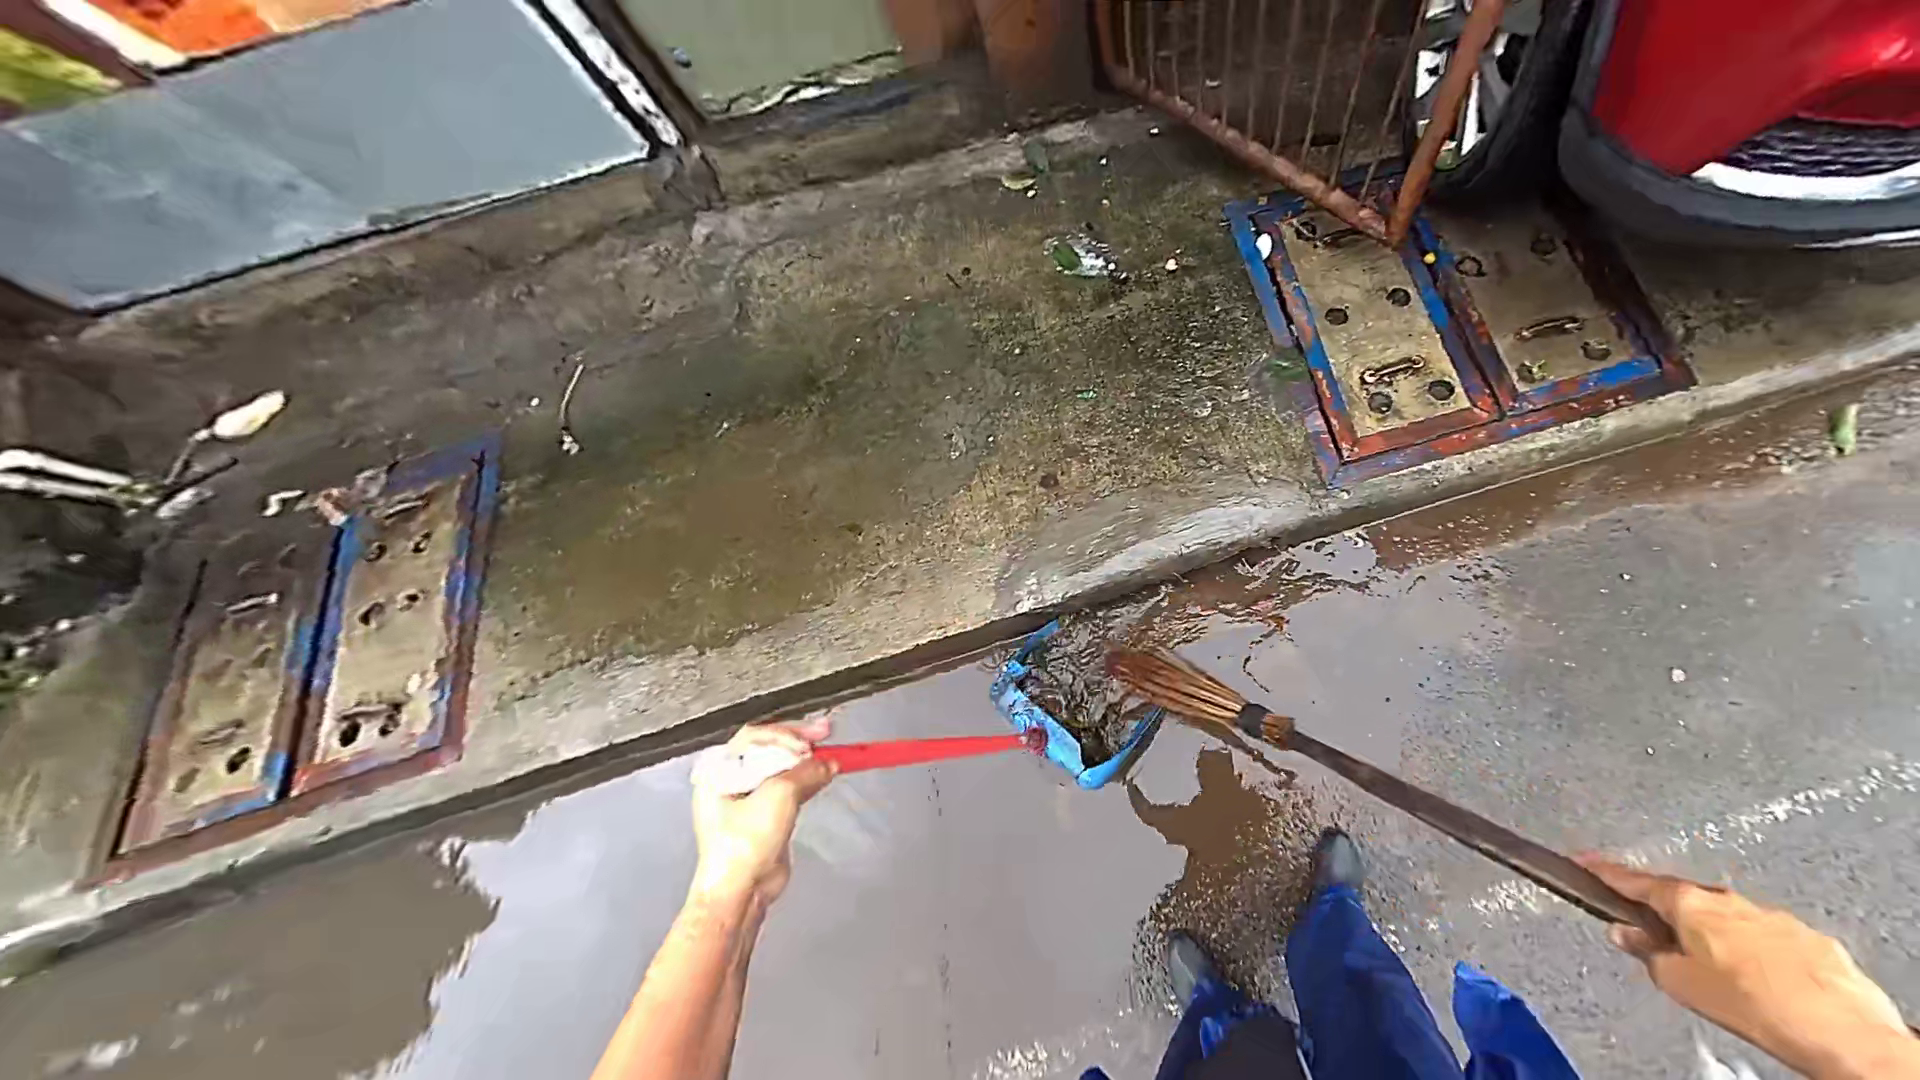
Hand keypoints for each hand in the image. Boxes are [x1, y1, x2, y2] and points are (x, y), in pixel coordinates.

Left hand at [689, 716, 836, 905]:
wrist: (741, 892)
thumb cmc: (747, 840)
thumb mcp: (779, 795)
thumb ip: (807, 771)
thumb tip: (831, 762)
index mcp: (718, 770)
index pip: (755, 736)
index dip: (787, 733)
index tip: (814, 738)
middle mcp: (728, 779)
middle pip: (768, 749)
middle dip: (799, 742)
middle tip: (826, 733)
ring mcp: (746, 798)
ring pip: (780, 768)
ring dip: (806, 760)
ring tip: (831, 751)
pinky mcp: (763, 816)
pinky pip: (786, 788)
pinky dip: (806, 780)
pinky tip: (824, 773)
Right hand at [1579, 856, 1919, 1079]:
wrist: (1851, 1042)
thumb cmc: (1762, 1009)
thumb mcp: (1678, 982)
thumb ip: (1644, 951)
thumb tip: (1629, 936)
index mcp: (1687, 901)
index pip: (1628, 877)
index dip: (1599, 869)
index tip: (1582, 862)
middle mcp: (1728, 900)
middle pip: (1681, 899)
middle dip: (1665, 915)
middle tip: (1655, 938)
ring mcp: (1775, 919)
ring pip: (1727, 918)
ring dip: (1715, 936)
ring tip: (1719, 972)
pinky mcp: (1814, 943)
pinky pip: (1769, 938)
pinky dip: (1757, 953)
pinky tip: (1764, 981)